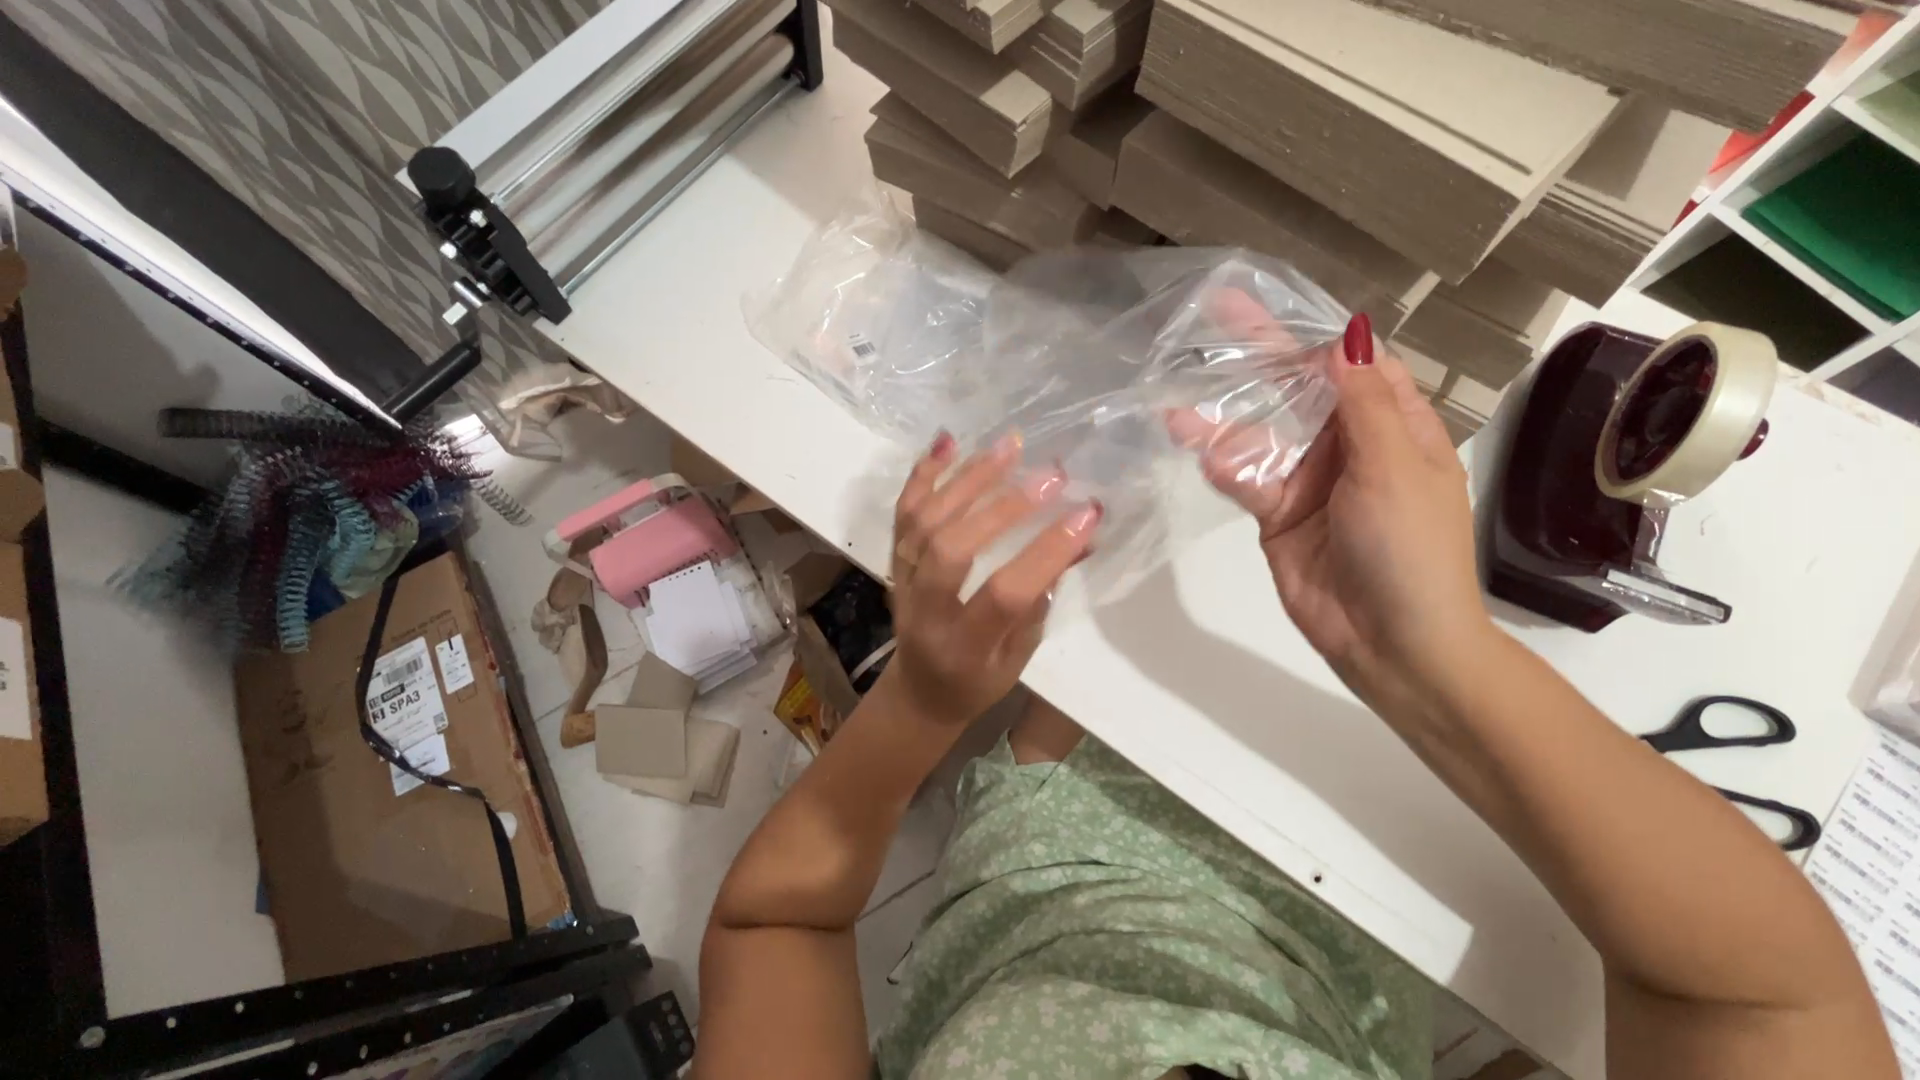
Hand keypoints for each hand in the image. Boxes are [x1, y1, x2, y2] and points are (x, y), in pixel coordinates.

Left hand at [886, 432, 1101, 725]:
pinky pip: (902, 513)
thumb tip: (1079, 540)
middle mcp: (925, 611)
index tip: (1087, 514)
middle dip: (1003, 508)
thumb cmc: (978, 680)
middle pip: (953, 550)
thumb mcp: (1019, 658)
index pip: (1005, 595)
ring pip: (924, 523)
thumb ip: (1042, 602)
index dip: (1045, 553)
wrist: (919, 691)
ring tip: (1010, 446)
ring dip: (968, 479)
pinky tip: (949, 442)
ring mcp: (903, 582)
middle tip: (1050, 475)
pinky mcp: (893, 562)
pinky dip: (923, 474)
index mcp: (965, 647)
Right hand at [1173, 297, 1491, 701]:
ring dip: (1226, 415)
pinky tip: (1199, 448)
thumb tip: (1345, 334)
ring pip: (1263, 432)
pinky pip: (1247, 477)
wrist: (1392, 642)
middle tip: (1211, 317)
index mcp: (1396, 427)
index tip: (1272, 303)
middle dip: (1260, 357)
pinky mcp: (1277, 515)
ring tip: (1179, 398)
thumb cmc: (1410, 548)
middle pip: (1300, 389)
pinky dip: (1225, 464)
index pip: (1354, 363)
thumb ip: (1362, 403)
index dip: (1315, 332)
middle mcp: (1350, 446)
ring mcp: (1310, 481)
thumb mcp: (1396, 466)